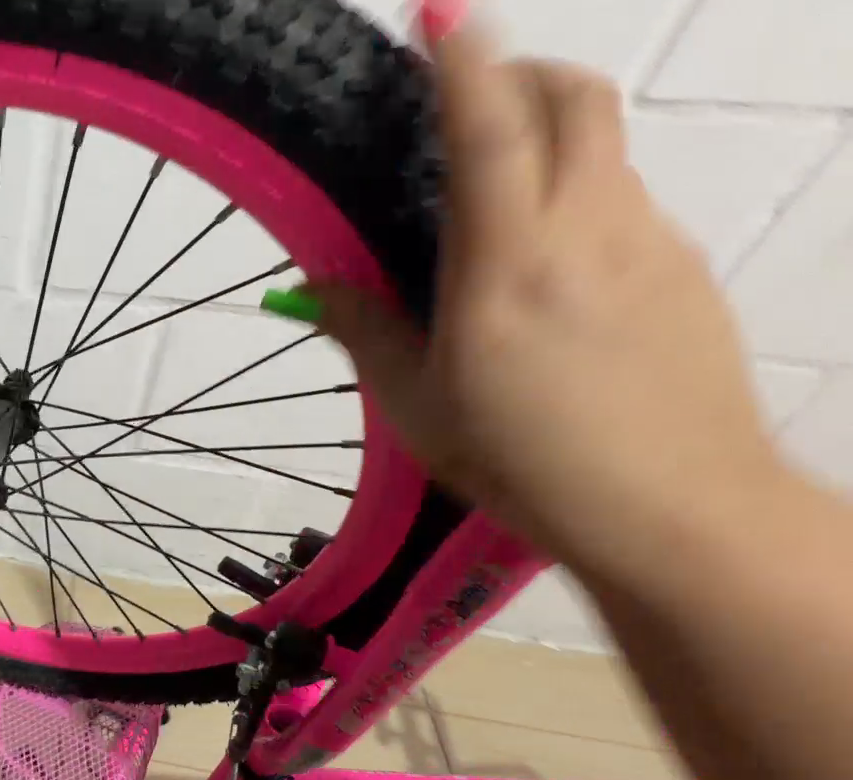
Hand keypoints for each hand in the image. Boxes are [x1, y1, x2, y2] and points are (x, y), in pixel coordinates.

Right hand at [311, 8, 777, 568]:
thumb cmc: (521, 460)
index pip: (490, 131)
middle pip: (576, 99)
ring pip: (604, 151)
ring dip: (550, 143)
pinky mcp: (684, 269)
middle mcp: (589, 230)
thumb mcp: (416, 406)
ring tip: (494, 216)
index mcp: (507, 264)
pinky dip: (579, 202)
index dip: (463, 62)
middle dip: (523, 72)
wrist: (674, 506)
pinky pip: (625, 204)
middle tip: (470, 100)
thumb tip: (319, 283)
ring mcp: (651, 242)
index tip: (439, 12)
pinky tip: (549, 279)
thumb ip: (367, 331)